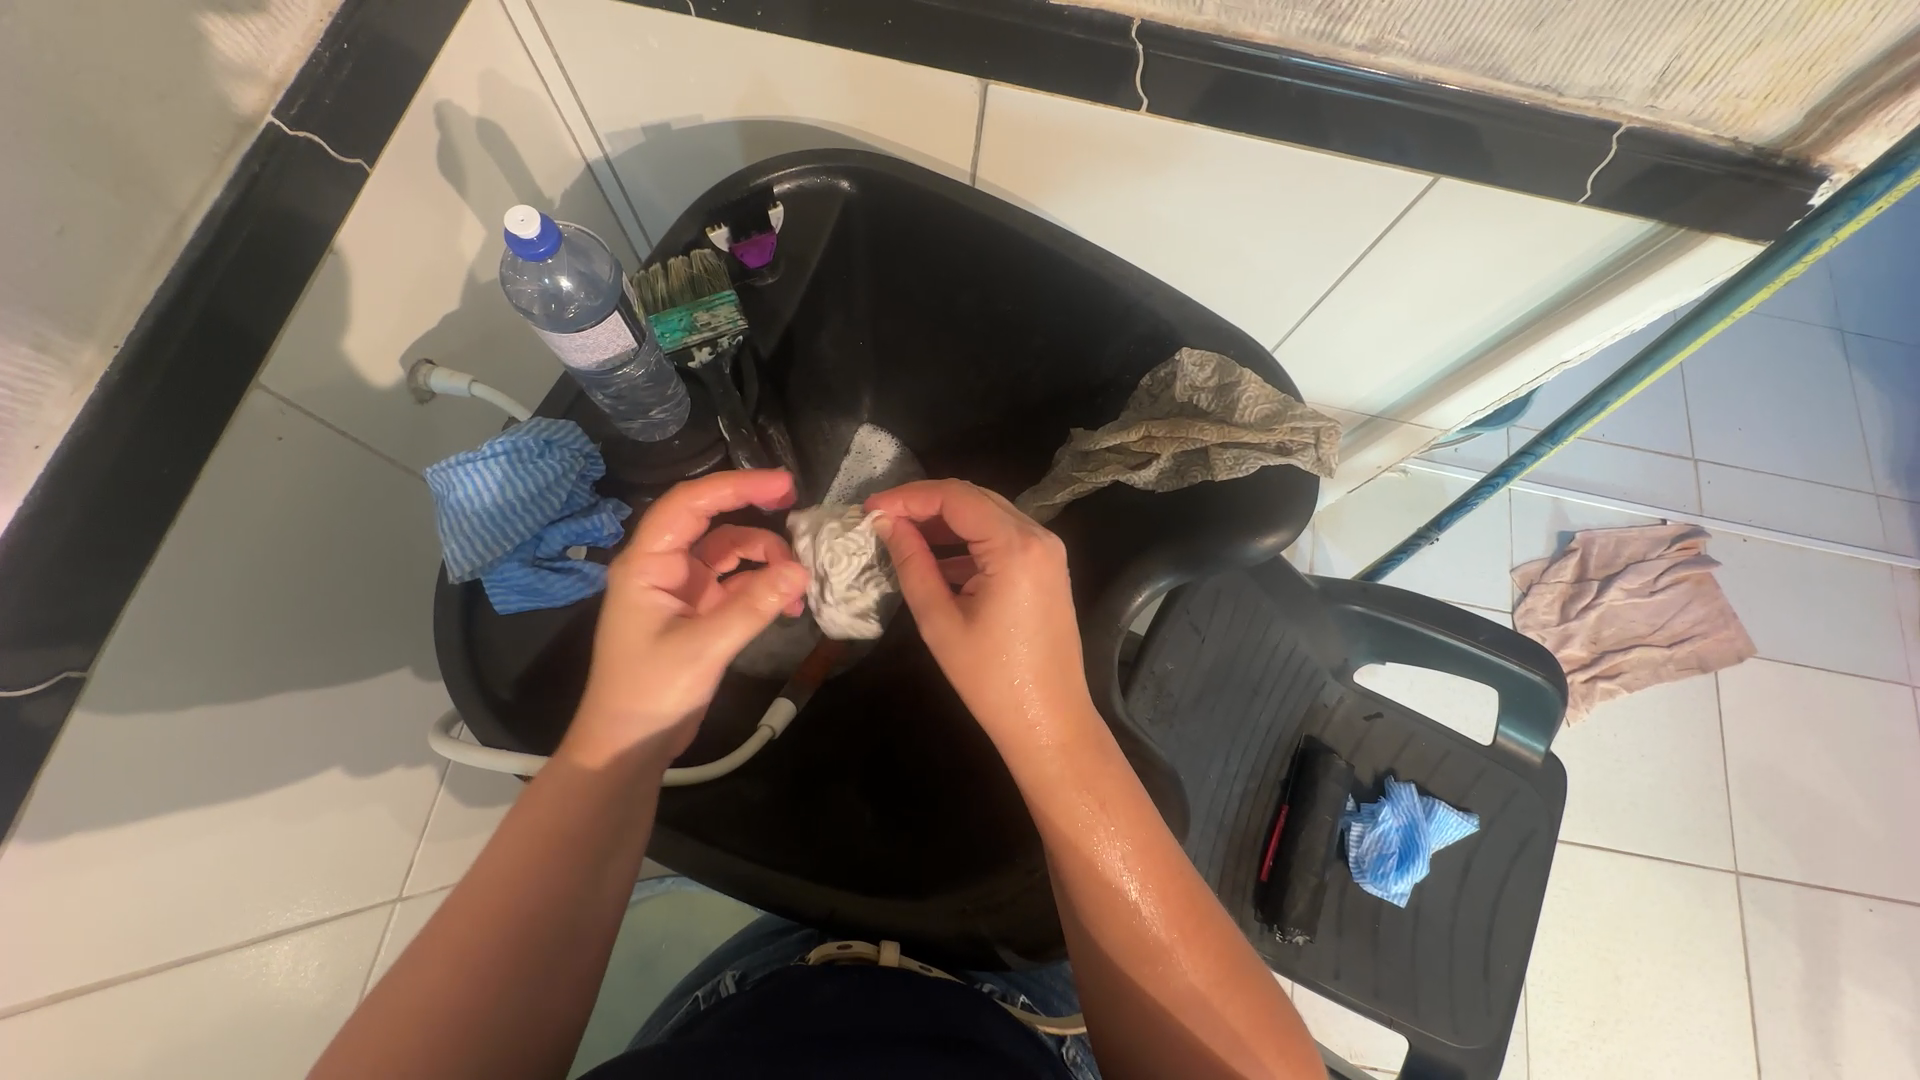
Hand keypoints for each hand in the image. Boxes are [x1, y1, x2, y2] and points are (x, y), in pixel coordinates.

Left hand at [564, 470, 809, 769]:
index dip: (736, 487)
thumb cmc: (649, 692)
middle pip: (713, 523)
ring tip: (800, 579)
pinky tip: (790, 603)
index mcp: (648, 563)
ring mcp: (683, 590)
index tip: (783, 484)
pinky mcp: (699, 613)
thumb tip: (801, 571)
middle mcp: (664, 567)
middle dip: (755, 512)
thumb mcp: (704, 648)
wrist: (628, 745)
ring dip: (766, 558)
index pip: (690, 505)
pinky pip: (738, 585)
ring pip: (731, 554)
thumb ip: (753, 607)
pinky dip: (764, 587)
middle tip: (798, 506)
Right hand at [864, 479, 1093, 743]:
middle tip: (881, 519)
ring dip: (945, 522)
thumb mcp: (940, 621)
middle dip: (925, 504)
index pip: (956, 497)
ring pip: (988, 516)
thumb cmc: (991, 679)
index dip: (908, 496)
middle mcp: (1039, 537)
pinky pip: (1003, 539)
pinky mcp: (1047, 569)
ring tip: (900, 536)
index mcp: (1016, 547)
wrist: (1048, 720)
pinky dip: (968, 542)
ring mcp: (1048, 552)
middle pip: (974, 499)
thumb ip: (912, 564)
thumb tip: (887, 524)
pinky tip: (935, 559)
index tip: (870, 508)